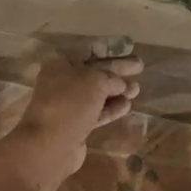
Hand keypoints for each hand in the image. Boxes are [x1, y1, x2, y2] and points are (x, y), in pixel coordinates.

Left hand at [0, 39, 143, 190]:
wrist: (50, 144)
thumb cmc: (70, 103)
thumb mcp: (95, 81)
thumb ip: (111, 78)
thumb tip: (120, 84)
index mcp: (61, 62)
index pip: (89, 48)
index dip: (110, 46)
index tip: (128, 46)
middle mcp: (63, 80)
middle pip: (95, 70)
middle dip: (118, 68)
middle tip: (140, 65)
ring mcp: (69, 104)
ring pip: (97, 92)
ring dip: (118, 89)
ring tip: (137, 89)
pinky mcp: (76, 124)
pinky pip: (97, 111)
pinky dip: (112, 108)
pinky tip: (128, 105)